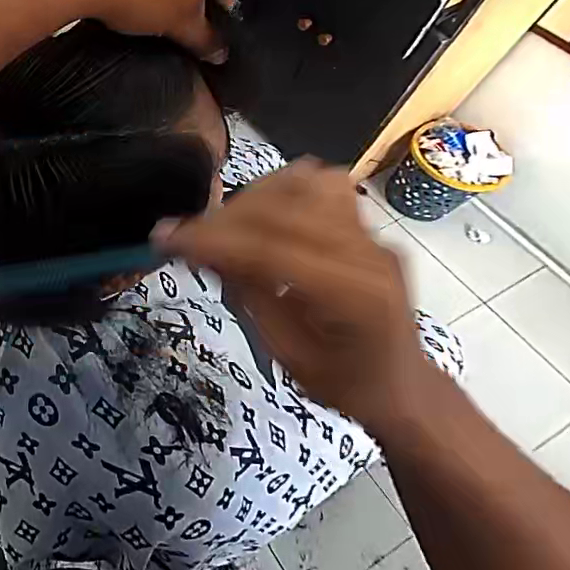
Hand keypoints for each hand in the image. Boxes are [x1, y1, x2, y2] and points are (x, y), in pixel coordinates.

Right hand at [154, 160, 437, 429]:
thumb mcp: (288, 354)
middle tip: (188, 237)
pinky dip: (285, 190)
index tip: (167, 238)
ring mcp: (375, 233)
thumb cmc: (346, 386)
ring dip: (255, 197)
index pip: (272, 249)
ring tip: (226, 224)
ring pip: (306, 183)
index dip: (214, 239)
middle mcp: (370, 252)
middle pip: (285, 208)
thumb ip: (250, 295)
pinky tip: (265, 214)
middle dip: (226, 217)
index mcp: (353, 296)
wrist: (402, 384)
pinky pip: (324, 185)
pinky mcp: (371, 224)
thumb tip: (204, 250)